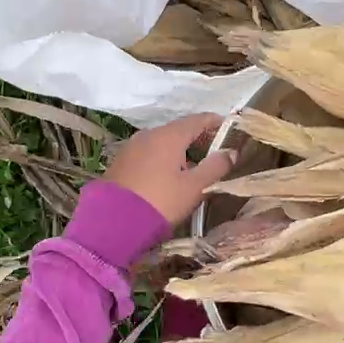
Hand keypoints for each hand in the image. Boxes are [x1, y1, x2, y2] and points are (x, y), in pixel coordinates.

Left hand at [104, 113, 236, 224]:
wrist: (112, 222)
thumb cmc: (160, 202)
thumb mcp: (194, 188)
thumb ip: (215, 167)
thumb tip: (231, 152)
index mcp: (169, 136)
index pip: (197, 120)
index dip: (215, 123)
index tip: (228, 129)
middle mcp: (148, 135)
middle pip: (178, 130)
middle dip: (197, 139)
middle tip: (213, 152)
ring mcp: (131, 148)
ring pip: (161, 143)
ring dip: (178, 151)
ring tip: (191, 169)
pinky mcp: (119, 163)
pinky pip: (147, 154)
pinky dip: (161, 159)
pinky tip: (166, 178)